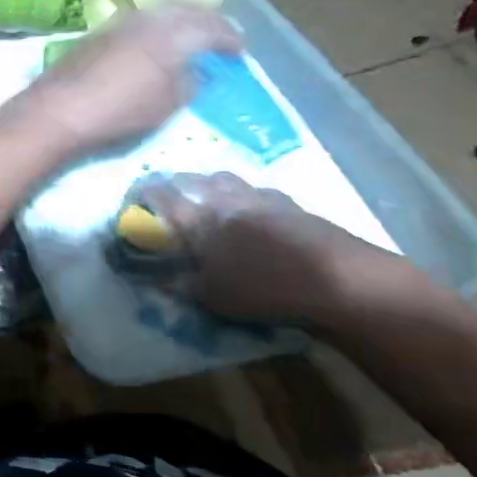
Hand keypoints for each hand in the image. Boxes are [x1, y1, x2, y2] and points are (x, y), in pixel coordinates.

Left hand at [2, 3, 241, 158]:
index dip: (231, 39)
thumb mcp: (168, 104)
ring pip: (161, 12)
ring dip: (181, 21)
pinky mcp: (99, 32)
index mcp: (175, 32)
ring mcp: (121, 21)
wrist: (59, 109)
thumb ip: (190, 82)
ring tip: (191, 39)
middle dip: (208, 22)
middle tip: (220, 38)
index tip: (240, 52)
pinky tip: (156, 44)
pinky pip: (140, 22)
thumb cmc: (120, 110)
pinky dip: (157, 28)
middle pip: (187, 10)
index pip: (213, 27)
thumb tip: (198, 71)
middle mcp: (150, 18)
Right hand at [141, 172, 439, 330]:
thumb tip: (161, 279)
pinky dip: (247, 196)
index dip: (146, 192)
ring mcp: (259, 196)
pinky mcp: (290, 203)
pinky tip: (252, 210)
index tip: (137, 193)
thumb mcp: (214, 298)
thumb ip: (184, 285)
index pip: (162, 196)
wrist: (338, 280)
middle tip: (175, 192)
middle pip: (195, 178)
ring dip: (213, 183)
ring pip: (227, 178)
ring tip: (212, 197)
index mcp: (199, 219)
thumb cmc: (265, 290)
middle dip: (180, 182)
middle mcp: (224, 199)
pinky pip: (257, 190)